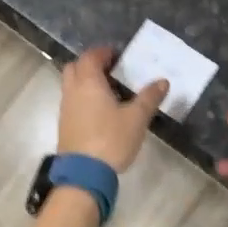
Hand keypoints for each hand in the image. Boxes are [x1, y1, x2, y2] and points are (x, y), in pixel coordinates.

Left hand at [58, 47, 168, 172]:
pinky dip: (83, 97)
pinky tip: (100, 110)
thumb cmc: (111, 139)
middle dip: (91, 64)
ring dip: (86, 81)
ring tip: (109, 90)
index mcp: (88, 82)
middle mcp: (72, 91)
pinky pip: (72, 101)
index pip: (91, 56)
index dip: (103, 52)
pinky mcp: (64, 125)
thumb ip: (149, 98)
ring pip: (71, 85)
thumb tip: (162, 81)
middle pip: (75, 67)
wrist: (84, 174)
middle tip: (111, 70)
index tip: (118, 55)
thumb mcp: (136, 118)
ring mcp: (65, 108)